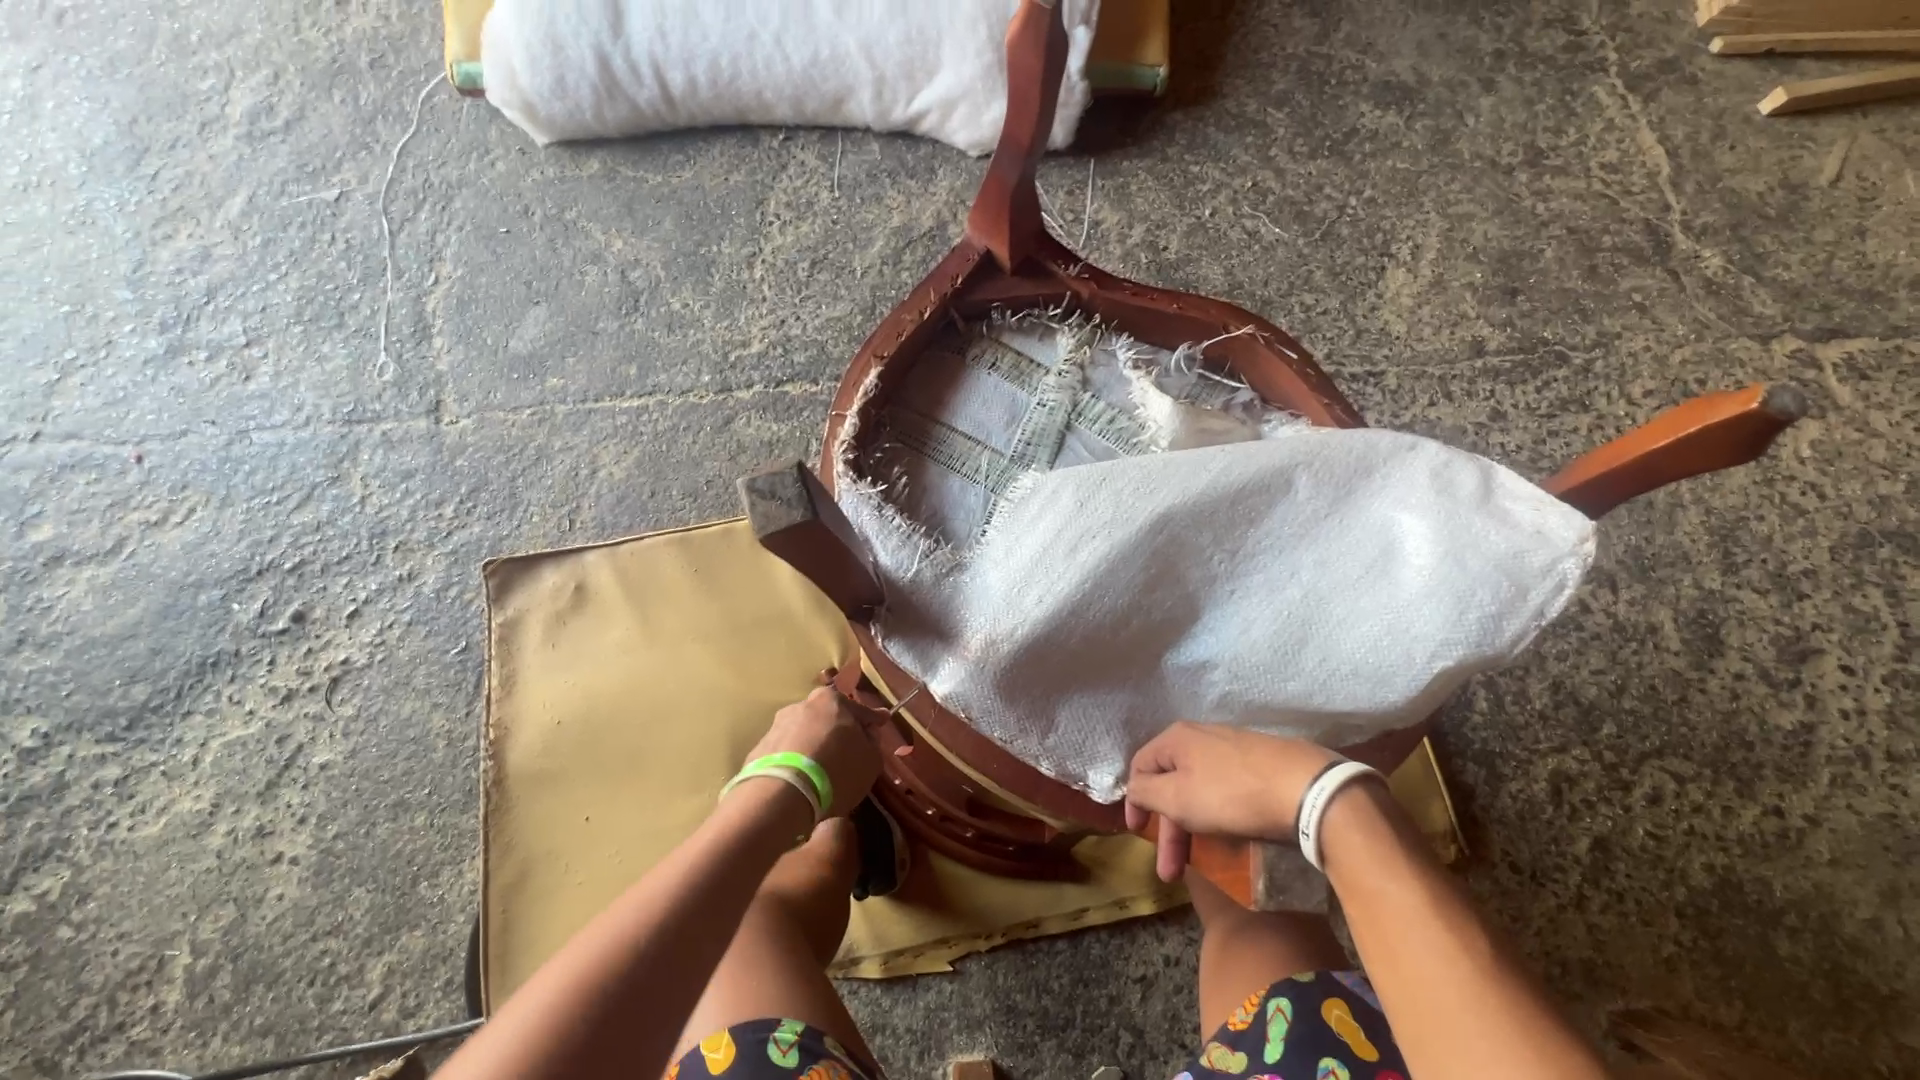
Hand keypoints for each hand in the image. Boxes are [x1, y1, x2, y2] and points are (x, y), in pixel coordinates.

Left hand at [742, 687, 884, 818]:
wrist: (782, 793)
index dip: (873, 719)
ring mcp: (776, 726)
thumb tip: (866, 735)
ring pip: (804, 734)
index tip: (882, 722)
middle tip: (849, 749)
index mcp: (831, 701)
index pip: (860, 710)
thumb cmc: (836, 770)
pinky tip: (802, 779)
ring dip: (814, 746)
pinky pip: (786, 753)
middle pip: (827, 718)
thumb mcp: (870, 760)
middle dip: (838, 730)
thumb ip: (872, 743)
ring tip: (822, 769)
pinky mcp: (759, 749)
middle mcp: (801, 706)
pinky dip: (796, 761)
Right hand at [1122, 723, 1344, 881]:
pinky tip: (1228, 838)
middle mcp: (1202, 737)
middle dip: (1168, 830)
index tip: (1136, 833)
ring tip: (1200, 862)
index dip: (1133, 801)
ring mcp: (1234, 749)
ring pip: (1199, 789)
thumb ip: (1145, 792)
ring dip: (1192, 827)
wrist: (1308, 789)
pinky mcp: (1261, 764)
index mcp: (1177, 738)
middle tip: (1171, 872)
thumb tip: (1135, 788)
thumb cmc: (1230, 794)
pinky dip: (1217, 816)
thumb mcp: (1176, 797)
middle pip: (1171, 783)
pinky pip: (1225, 790)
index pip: (1140, 766)